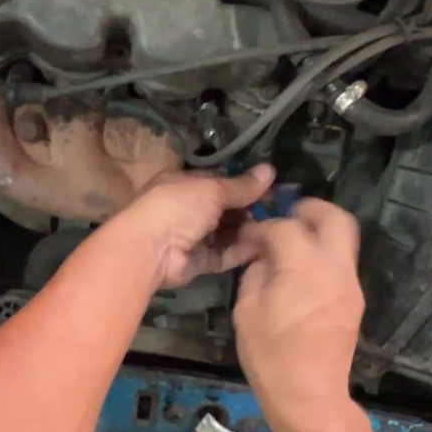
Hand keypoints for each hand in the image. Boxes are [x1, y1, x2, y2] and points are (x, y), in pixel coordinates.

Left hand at [110, 165, 275, 289]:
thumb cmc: (179, 206)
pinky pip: (224, 254)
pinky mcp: (199, 261)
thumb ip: (241, 186)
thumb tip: (270, 170)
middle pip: (224, 208)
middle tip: (279, 208)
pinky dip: (241, 251)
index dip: (243, 182)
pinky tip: (264, 246)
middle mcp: (187, 209)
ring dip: (248, 229)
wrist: (153, 249)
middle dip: (249, 208)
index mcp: (183, 183)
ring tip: (277, 226)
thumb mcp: (212, 189)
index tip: (271, 185)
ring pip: (226, 232)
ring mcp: (192, 236)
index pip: (217, 180)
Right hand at [232, 199, 364, 420]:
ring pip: (344, 238)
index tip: (248, 238)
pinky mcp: (354, 300)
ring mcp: (349, 284)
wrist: (308, 395)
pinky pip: (341, 263)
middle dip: (309, 210)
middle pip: (334, 217)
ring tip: (292, 244)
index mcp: (304, 266)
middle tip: (286, 216)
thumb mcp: (246, 311)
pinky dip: (323, 256)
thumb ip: (255, 273)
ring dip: (319, 232)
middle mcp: (334, 267)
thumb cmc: (270, 355)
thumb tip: (262, 257)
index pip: (284, 226)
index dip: (262, 227)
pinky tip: (301, 271)